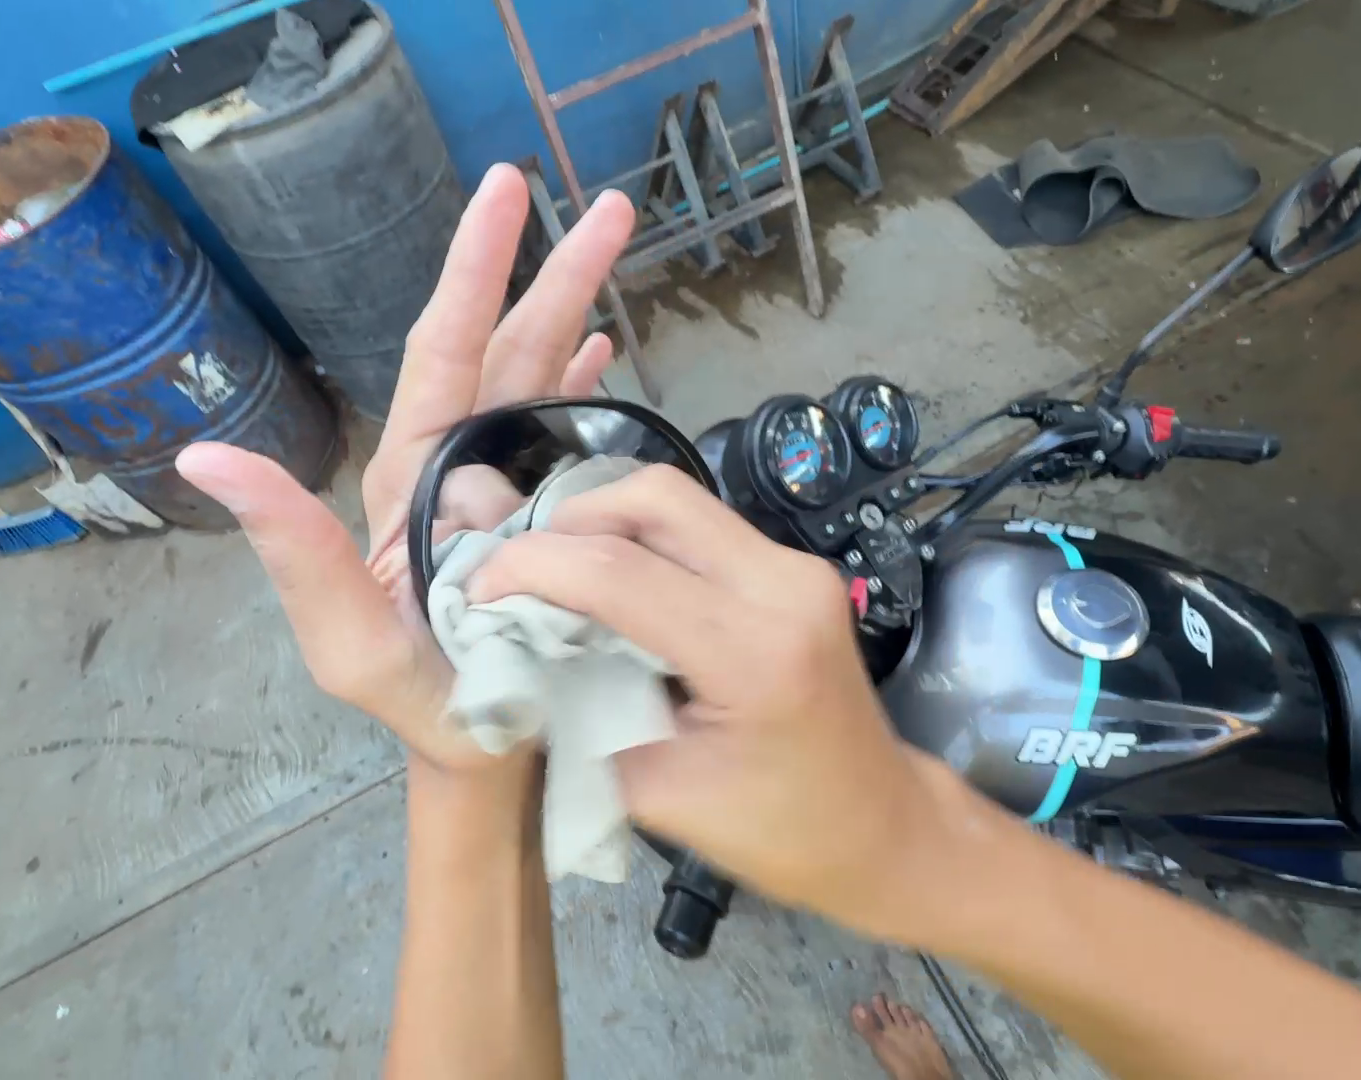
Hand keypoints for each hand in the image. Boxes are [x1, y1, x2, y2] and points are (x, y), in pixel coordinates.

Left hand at [174, 165, 635, 770]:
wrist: (485, 747)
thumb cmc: (427, 705)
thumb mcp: (352, 643)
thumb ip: (297, 553)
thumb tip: (211, 456)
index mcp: (412, 481)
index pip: (444, 355)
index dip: (475, 272)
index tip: (510, 195)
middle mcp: (455, 468)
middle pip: (506, 352)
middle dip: (554, 273)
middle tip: (610, 207)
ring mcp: (502, 488)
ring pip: (540, 378)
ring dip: (578, 311)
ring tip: (617, 248)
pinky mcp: (541, 513)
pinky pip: (561, 431)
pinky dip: (579, 382)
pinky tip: (601, 350)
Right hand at [466, 467, 953, 936]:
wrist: (882, 825)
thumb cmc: (781, 832)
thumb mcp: (661, 794)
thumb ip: (581, 719)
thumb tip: (517, 657)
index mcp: (755, 650)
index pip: (620, 573)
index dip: (532, 568)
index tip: (479, 589)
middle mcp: (784, 584)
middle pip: (656, 498)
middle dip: (571, 521)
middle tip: (523, 572)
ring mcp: (797, 568)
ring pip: (680, 502)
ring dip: (607, 525)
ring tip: (559, 575)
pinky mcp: (795, 570)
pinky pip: (703, 528)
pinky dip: (644, 541)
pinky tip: (616, 583)